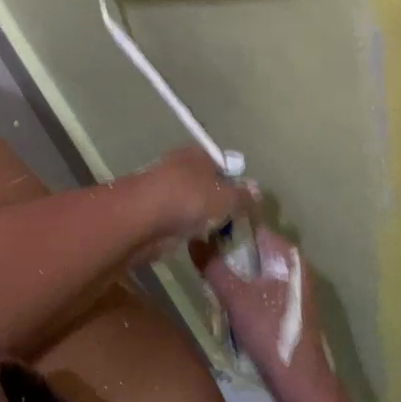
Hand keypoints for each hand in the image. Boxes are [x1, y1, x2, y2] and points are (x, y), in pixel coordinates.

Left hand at [134, 146, 257, 242]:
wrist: (145, 218)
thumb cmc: (190, 198)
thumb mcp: (226, 197)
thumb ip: (243, 195)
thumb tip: (256, 188)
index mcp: (197, 155)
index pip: (221, 165)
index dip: (235, 184)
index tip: (247, 206)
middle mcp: (181, 167)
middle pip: (208, 186)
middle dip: (221, 205)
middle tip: (240, 227)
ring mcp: (167, 190)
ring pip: (195, 206)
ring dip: (207, 221)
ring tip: (226, 240)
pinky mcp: (158, 213)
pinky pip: (183, 223)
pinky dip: (192, 233)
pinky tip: (205, 246)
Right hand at [195, 227, 359, 401]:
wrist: (300, 382)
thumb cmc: (268, 332)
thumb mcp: (233, 295)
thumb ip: (212, 264)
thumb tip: (192, 238)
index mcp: (286, 253)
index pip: (250, 223)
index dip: (223, 222)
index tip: (199, 225)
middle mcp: (294, 262)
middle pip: (252, 244)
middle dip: (226, 246)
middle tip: (199, 249)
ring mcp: (294, 283)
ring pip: (256, 264)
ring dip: (234, 266)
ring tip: (208, 268)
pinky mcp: (290, 302)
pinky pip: (262, 280)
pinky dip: (244, 281)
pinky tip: (226, 291)